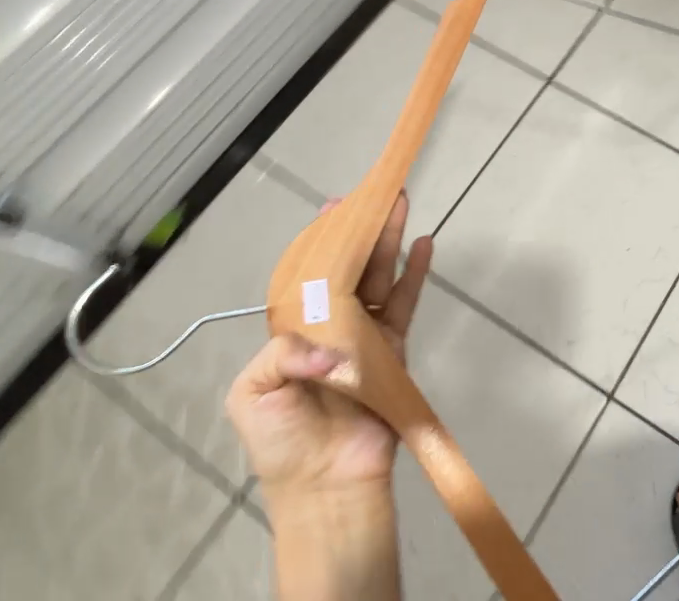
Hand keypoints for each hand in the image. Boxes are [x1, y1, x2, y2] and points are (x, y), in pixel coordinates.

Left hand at [226, 191, 432, 497]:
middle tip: (377, 194)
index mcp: (291, 330)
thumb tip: (330, 347)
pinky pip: (406, 303)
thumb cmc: (282, 439)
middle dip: (361, 230)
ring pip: (380, 277)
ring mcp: (364, 334)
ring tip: (401, 206)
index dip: (321, 240)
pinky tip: (423, 246)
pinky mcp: (394, 348)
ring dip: (389, 241)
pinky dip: (416, 274)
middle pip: (349, 267)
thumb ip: (283, 354)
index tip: (335, 206)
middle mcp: (329, 324)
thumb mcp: (254, 393)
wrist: (325, 483)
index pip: (307, 274)